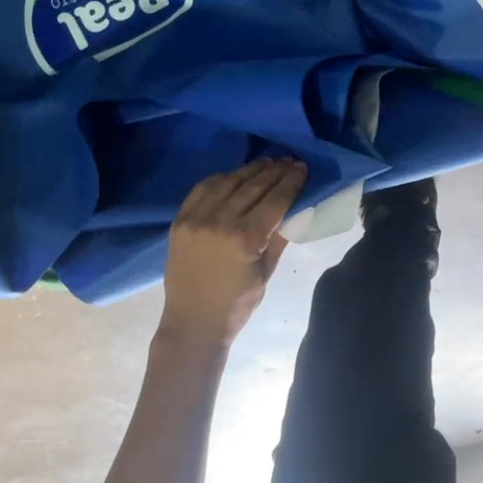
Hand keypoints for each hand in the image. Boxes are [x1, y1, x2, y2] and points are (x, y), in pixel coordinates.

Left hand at [159, 159, 306, 344]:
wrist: (192, 322)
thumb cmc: (236, 305)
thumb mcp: (266, 273)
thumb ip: (280, 237)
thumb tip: (297, 207)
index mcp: (245, 240)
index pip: (274, 200)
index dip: (291, 181)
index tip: (302, 167)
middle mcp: (219, 222)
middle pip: (252, 186)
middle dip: (274, 171)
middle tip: (289, 160)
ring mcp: (196, 219)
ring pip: (227, 182)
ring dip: (249, 170)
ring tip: (267, 163)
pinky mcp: (180, 220)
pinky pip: (202, 189)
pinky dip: (221, 179)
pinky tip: (235, 175)